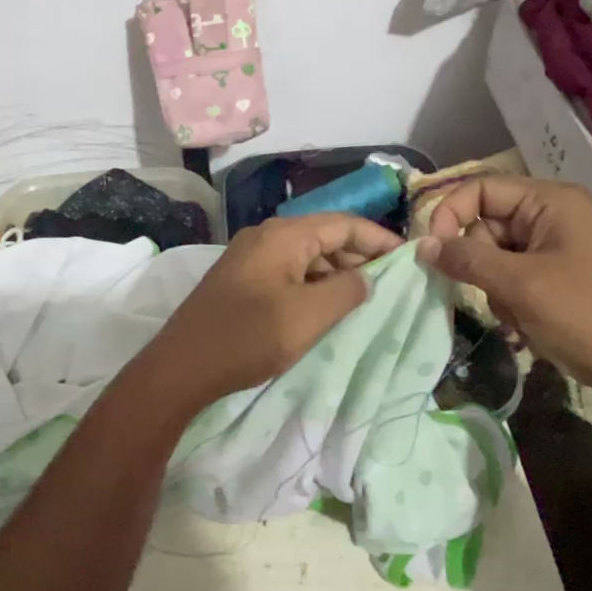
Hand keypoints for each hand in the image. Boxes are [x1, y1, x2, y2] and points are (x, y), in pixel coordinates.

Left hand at [130, 213, 403, 405]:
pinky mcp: (240, 281)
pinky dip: (311, 285)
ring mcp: (249, 258)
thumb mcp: (309, 316)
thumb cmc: (249, 338)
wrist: (182, 367)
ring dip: (334, 275)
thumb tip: (368, 277)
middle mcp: (265, 237)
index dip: (379, 239)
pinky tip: (323, 310)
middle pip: (324, 236)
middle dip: (358, 258)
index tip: (409, 258)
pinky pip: (286, 272)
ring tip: (361, 302)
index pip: (343, 223)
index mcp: (283, 235)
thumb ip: (347, 291)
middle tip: (389, 286)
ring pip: (305, 256)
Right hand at [417, 177, 591, 394]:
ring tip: (520, 313)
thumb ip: (466, 260)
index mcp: (551, 201)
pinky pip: (510, 275)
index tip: (431, 251)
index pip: (481, 188)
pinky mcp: (555, 275)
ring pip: (493, 254)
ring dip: (493, 287)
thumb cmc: (584, 316)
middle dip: (479, 262)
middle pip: (485, 223)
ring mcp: (555, 246)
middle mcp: (552, 215)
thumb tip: (421, 245)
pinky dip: (508, 299)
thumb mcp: (519, 285)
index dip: (450, 213)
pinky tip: (527, 322)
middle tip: (496, 292)